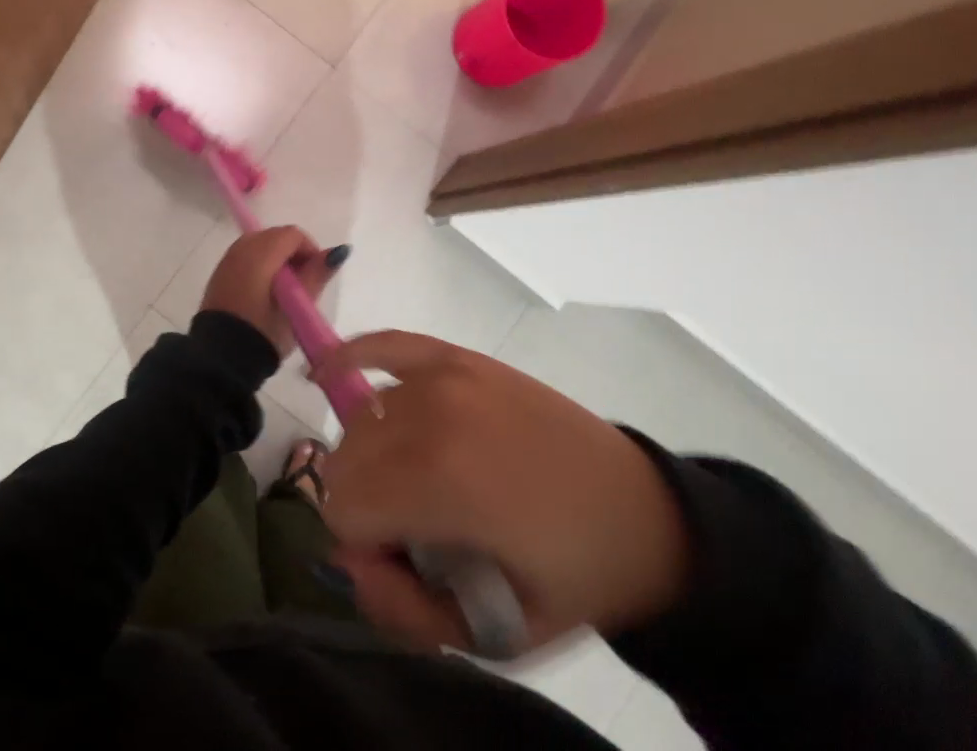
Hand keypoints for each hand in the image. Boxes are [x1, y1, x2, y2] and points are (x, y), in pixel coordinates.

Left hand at [199, 226, 343, 356]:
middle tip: (302, 285)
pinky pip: (245, 259)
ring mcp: (227, 261)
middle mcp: (240, 249)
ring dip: (276, 261)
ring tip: (285, 293)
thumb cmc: (265, 332)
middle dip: (293, 254)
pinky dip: (260, 268)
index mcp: (260, 254)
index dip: (310, 250)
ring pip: (259, 246)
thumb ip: (316, 274)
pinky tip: (265, 295)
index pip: (292, 235)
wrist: (222, 358)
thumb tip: (337, 251)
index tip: (316, 276)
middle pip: (275, 237)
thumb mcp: (297, 306)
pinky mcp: (219, 276)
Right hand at [316, 331, 688, 652]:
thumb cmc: (570, 578)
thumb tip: (348, 563)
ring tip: (420, 483)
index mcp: (440, 484)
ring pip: (356, 422)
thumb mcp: (494, 632)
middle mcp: (431, 419)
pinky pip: (382, 345)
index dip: (366, 549)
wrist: (648, 519)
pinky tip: (328, 373)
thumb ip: (401, 611)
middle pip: (342, 465)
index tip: (408, 564)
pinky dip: (349, 358)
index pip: (341, 512)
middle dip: (363, 505)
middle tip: (416, 529)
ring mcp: (446, 379)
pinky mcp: (459, 358)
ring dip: (370, 458)